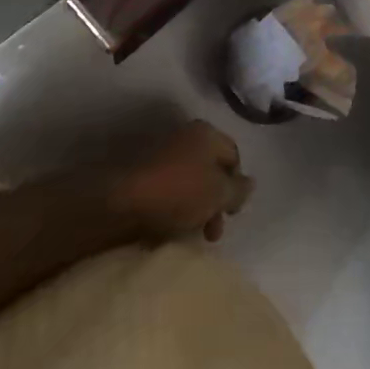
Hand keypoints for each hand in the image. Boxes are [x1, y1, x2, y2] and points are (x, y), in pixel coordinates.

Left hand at [109, 121, 253, 241]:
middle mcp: (185, 137)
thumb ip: (239, 189)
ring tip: (192, 235)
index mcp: (206, 133)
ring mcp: (161, 154)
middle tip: (214, 232)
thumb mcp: (220, 193)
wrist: (121, 202)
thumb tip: (248, 184)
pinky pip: (169, 191)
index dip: (238, 186)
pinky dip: (175, 208)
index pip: (234, 157)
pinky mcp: (142, 174)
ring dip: (197, 208)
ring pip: (190, 183)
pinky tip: (172, 228)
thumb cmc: (179, 191)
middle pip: (212, 171)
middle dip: (216, 202)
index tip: (232, 213)